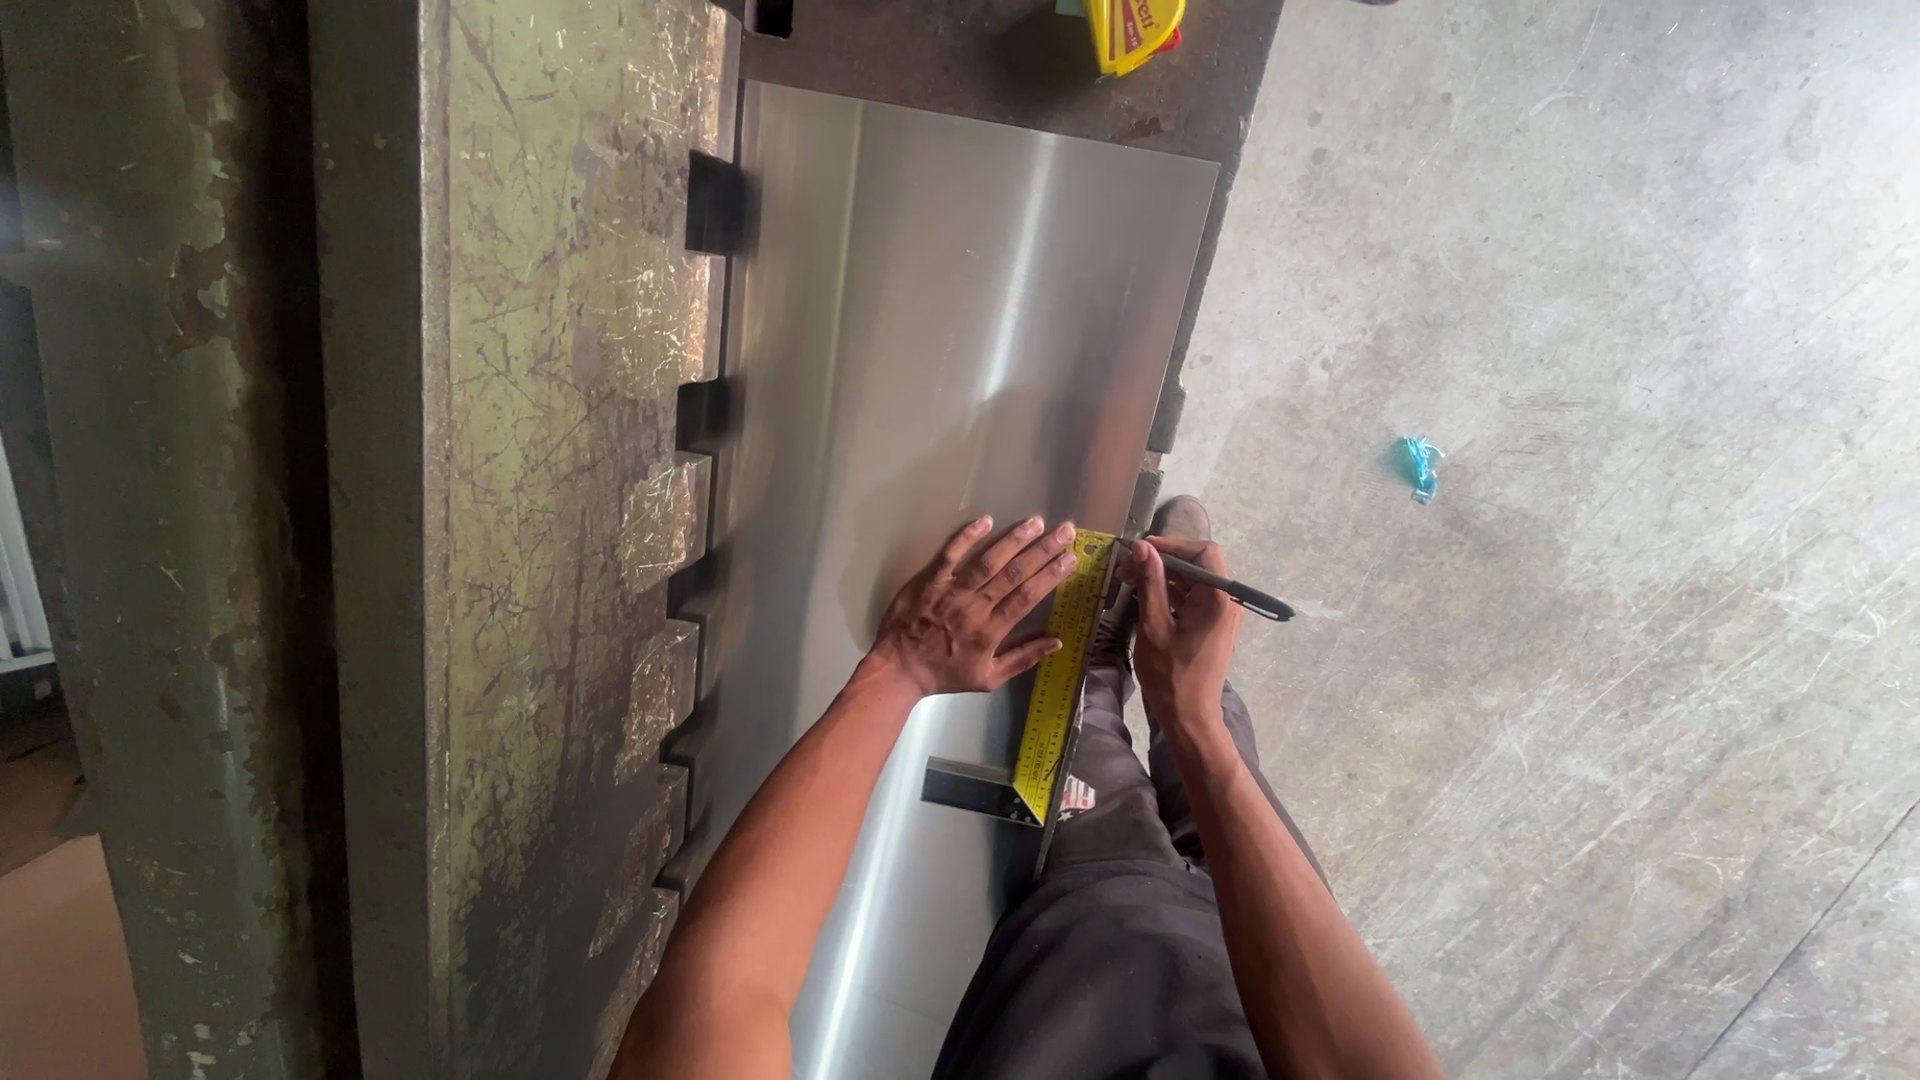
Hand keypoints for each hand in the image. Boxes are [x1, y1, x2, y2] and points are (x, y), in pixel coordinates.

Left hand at [868, 516, 1079, 696]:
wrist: (898, 668)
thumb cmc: (944, 674)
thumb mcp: (988, 678)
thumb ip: (1022, 659)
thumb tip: (1055, 642)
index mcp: (991, 631)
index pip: (1028, 597)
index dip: (1051, 576)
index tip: (1071, 559)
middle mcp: (975, 607)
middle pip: (1014, 574)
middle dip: (1042, 551)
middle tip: (1065, 531)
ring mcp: (951, 591)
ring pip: (988, 561)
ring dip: (1013, 540)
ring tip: (1036, 523)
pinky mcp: (930, 580)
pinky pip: (950, 555)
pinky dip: (968, 537)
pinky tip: (986, 520)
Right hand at [1118, 536, 1244, 726]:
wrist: (1189, 716)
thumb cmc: (1170, 675)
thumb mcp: (1154, 626)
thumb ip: (1151, 583)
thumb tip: (1142, 548)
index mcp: (1219, 600)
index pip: (1204, 552)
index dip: (1172, 544)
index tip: (1141, 550)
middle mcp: (1227, 602)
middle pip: (1197, 564)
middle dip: (1161, 560)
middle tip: (1126, 567)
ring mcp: (1221, 615)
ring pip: (1192, 580)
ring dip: (1162, 576)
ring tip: (1128, 579)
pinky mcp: (1212, 625)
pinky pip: (1192, 597)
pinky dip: (1169, 592)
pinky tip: (1143, 595)